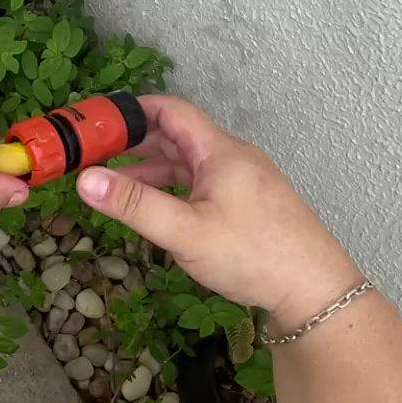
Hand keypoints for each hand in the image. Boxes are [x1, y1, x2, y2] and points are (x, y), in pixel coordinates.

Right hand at [74, 96, 362, 331]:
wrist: (316, 292)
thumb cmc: (252, 255)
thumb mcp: (185, 231)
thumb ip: (134, 204)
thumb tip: (85, 179)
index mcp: (219, 151)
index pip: (171, 110)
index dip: (133, 110)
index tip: (99, 121)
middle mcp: (233, 157)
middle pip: (178, 135)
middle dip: (136, 142)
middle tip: (97, 155)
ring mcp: (243, 180)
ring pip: (190, 162)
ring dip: (153, 168)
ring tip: (116, 185)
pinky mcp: (249, 203)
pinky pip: (203, 183)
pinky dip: (174, 187)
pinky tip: (159, 208)